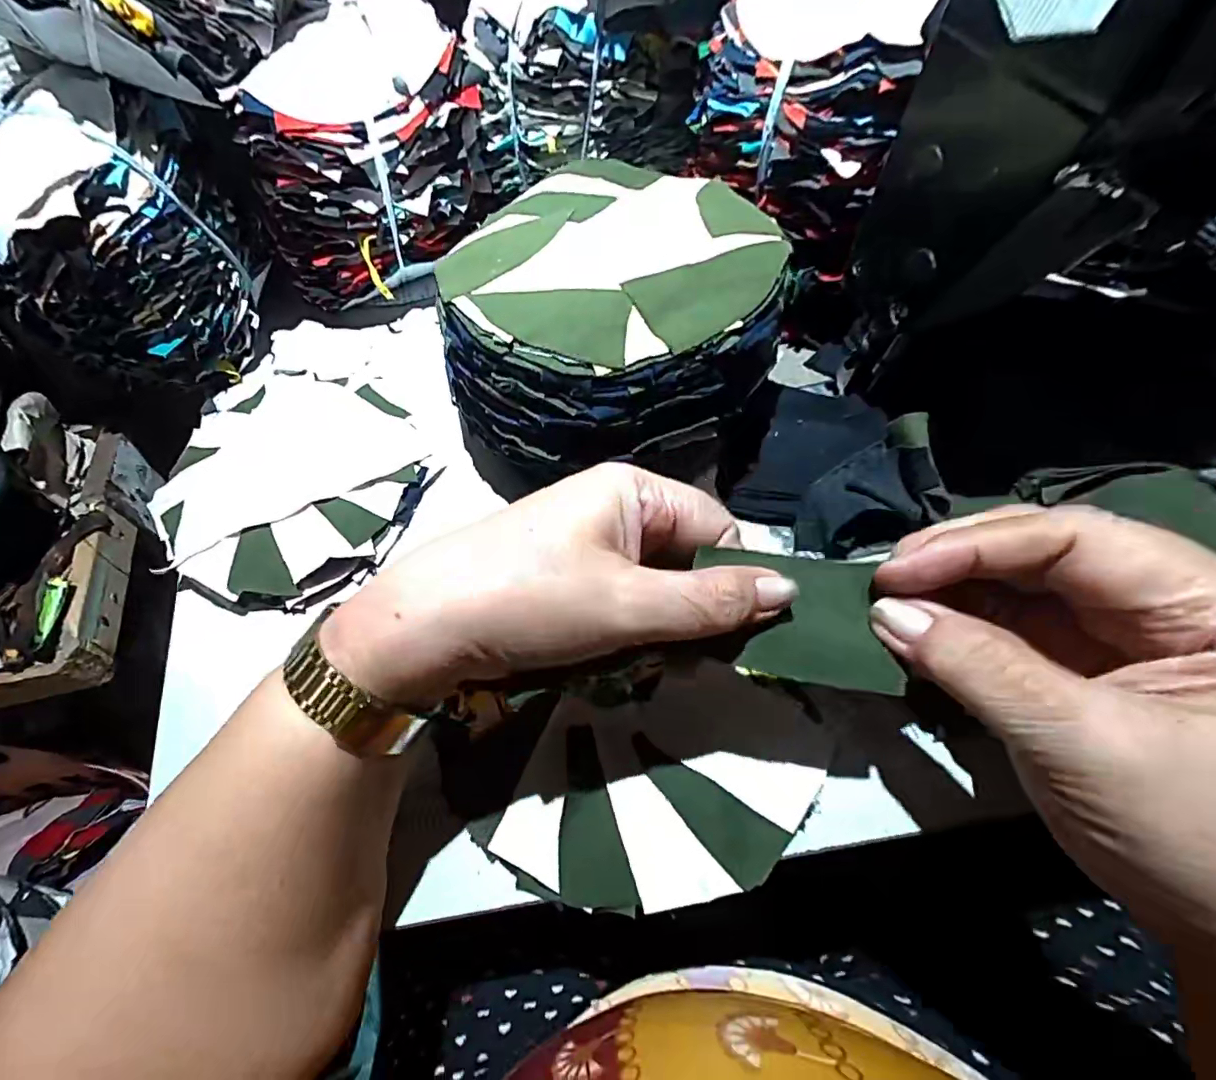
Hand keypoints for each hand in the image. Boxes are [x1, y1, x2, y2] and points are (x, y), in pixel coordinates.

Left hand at [320, 464, 796, 706]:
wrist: (423, 628)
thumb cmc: (532, 600)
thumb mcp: (629, 604)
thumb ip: (711, 602)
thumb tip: (791, 590)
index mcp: (633, 491)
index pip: (716, 529)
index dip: (733, 580)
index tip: (737, 635)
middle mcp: (614, 508)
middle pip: (687, 560)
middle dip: (692, 613)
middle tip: (680, 658)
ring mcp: (588, 544)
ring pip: (658, 589)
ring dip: (660, 630)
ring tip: (638, 662)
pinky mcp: (568, 578)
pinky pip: (624, 602)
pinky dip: (629, 633)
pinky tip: (611, 659)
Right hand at [870, 505, 1215, 1077]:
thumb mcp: (1091, 749)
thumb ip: (981, 669)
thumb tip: (887, 612)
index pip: (1082, 541)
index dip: (979, 544)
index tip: (898, 569)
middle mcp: (1189, 615)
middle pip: (1058, 563)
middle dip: (966, 565)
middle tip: (886, 580)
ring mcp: (1149, 657)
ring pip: (1040, 605)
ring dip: (964, 602)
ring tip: (894, 604)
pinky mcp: (1113, 696)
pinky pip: (1034, 650)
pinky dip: (977, 643)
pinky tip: (930, 637)